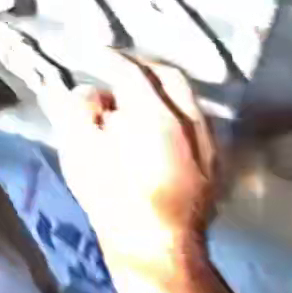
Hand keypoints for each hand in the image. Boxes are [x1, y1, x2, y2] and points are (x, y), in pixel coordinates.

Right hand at [50, 51, 217, 277]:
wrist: (156, 241)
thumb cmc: (109, 190)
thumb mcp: (78, 145)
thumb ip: (81, 109)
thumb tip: (92, 93)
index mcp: (153, 113)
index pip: (130, 70)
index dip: (107, 57)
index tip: (89, 51)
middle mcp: (188, 120)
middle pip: (168, 76)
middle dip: (140, 65)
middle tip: (113, 64)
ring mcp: (207, 141)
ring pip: (185, 98)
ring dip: (157, 88)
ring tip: (131, 93)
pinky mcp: (213, 161)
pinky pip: (193, 120)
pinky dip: (170, 110)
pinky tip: (152, 122)